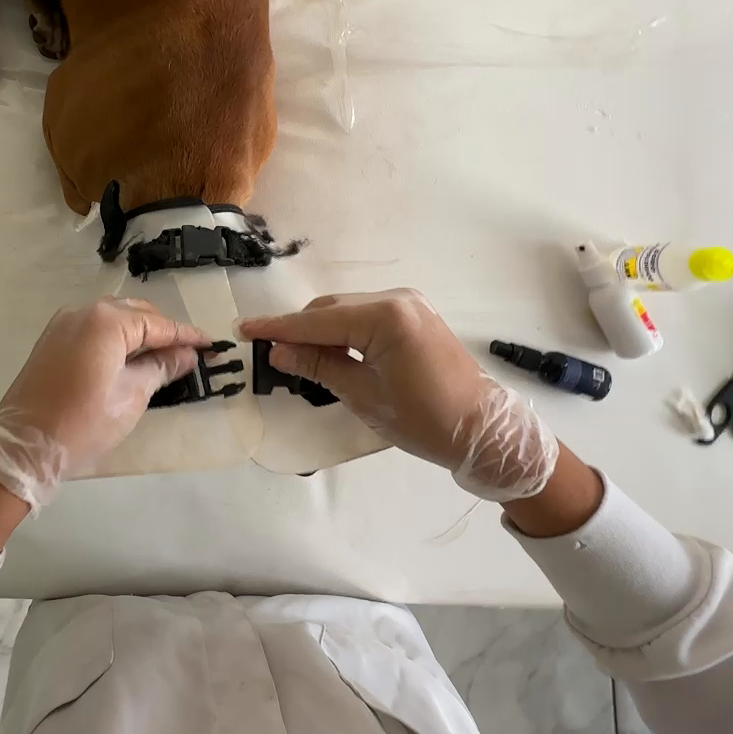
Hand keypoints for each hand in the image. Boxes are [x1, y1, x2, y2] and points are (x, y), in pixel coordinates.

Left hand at [0, 297, 211, 511]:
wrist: (23, 448)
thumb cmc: (82, 424)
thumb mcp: (131, 397)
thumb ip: (161, 368)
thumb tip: (187, 354)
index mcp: (105, 322)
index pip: (157, 324)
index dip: (186, 335)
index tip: (211, 344)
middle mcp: (83, 312)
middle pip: (135, 313)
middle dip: (162, 331)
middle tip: (188, 354)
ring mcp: (63, 323)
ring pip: (113, 317)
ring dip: (139, 333)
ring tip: (162, 357)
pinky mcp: (52, 339)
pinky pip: (93, 328)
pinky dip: (115, 337)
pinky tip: (129, 358)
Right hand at [238, 289, 557, 501]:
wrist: (489, 432)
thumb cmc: (427, 421)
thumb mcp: (364, 397)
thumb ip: (319, 367)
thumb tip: (279, 352)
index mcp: (385, 318)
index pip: (317, 321)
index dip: (278, 328)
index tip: (243, 328)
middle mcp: (397, 300)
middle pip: (330, 310)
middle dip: (299, 330)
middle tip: (272, 354)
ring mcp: (409, 305)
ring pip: (346, 311)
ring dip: (321, 332)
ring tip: (299, 359)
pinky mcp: (415, 316)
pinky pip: (366, 317)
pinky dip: (345, 332)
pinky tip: (332, 353)